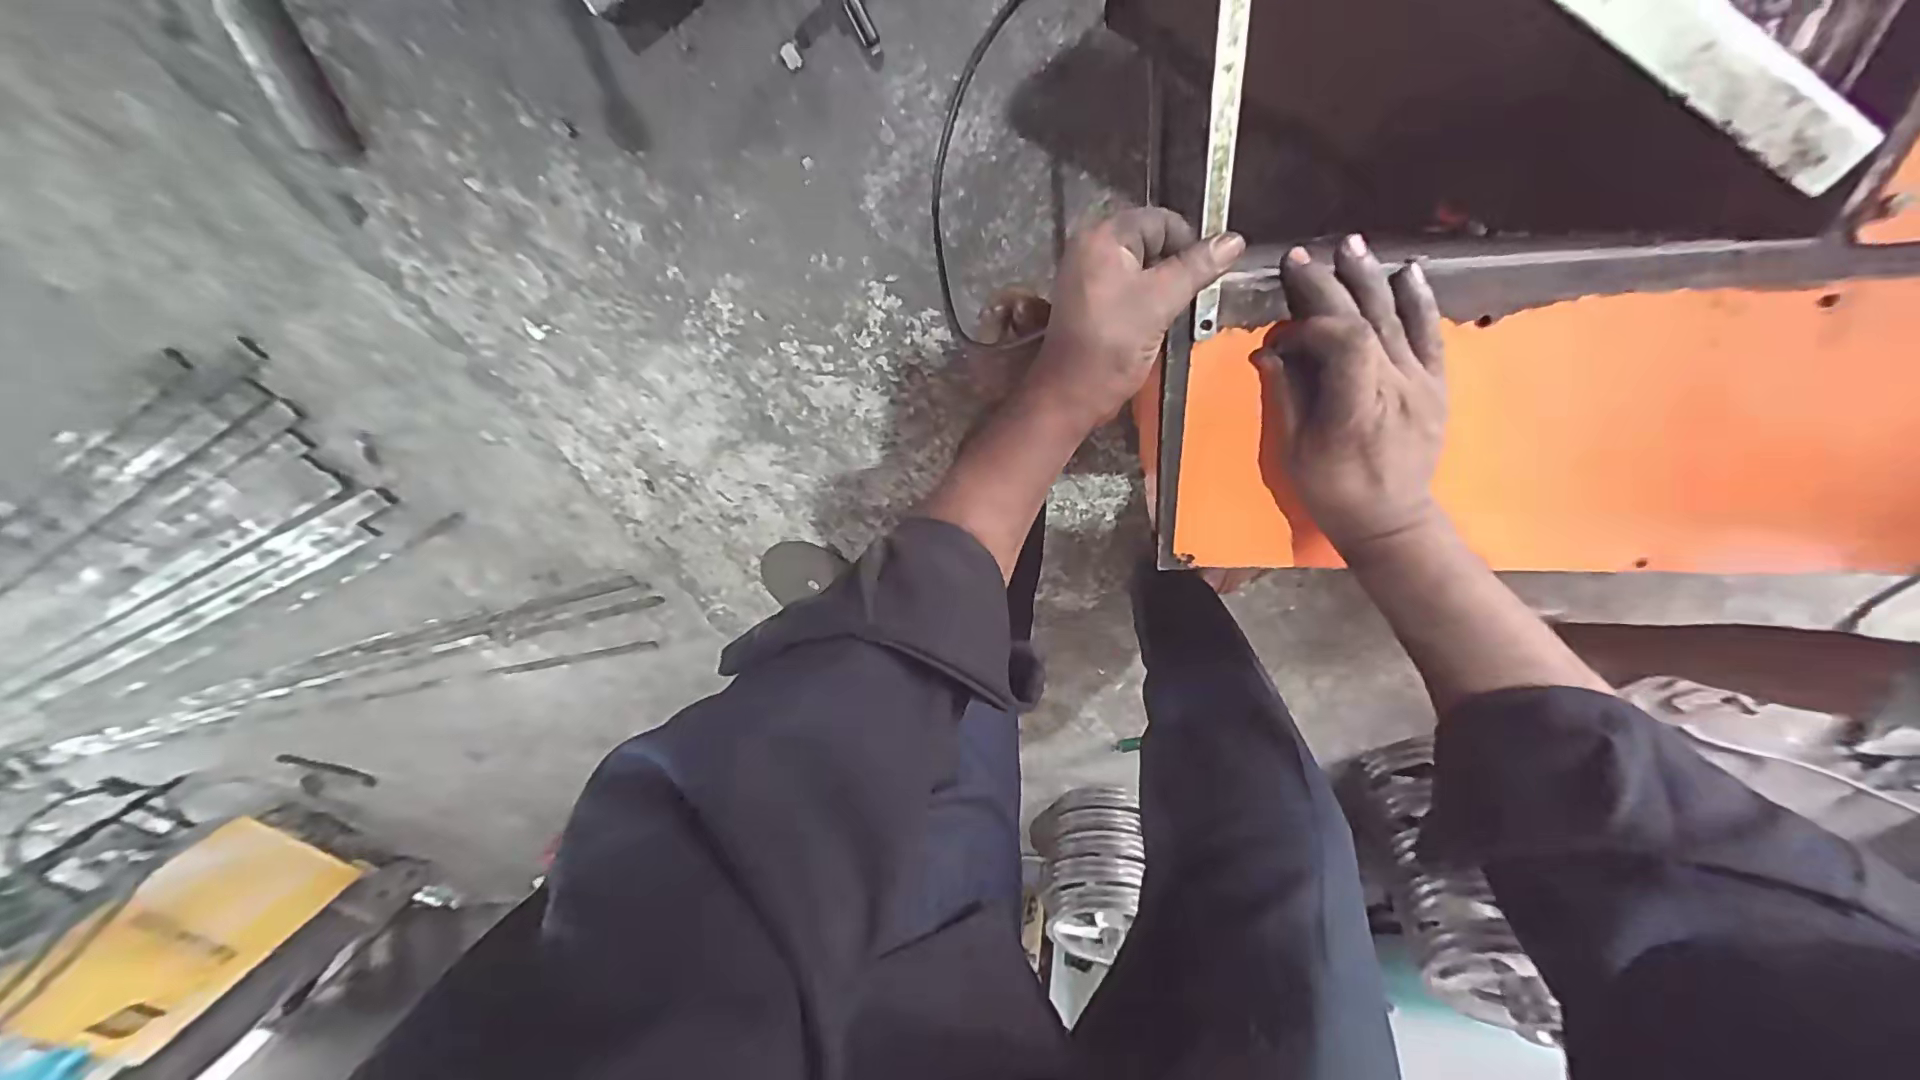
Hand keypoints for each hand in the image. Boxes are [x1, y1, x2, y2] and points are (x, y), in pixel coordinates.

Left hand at [1021, 208, 1245, 429]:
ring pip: (1139, 270)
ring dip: (1161, 288)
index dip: (1188, 243)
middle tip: (1187, 297)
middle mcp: (1088, 248)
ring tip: (1167, 313)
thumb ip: (1197, 267)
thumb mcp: (1161, 301)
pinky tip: (1150, 323)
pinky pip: (1124, 290)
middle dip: (1174, 267)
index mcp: (1102, 237)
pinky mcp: (1086, 304)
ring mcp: (1084, 277)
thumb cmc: (1112, 345)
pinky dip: (1142, 301)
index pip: (1161, 220)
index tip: (1204, 275)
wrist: (1071, 394)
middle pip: (1150, 243)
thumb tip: (1233, 240)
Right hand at [1256, 235, 1446, 554]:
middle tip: (1300, 257)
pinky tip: (1407, 272)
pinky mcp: (1437, 384)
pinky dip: (1419, 300)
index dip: (1312, 324)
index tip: (1285, 332)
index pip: (1345, 340)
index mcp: (1357, 406)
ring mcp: (1422, 382)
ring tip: (1350, 244)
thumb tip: (1269, 352)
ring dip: (1369, 278)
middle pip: (1365, 320)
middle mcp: (1396, 385)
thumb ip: (1286, 396)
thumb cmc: (1333, 491)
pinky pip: (1429, 334)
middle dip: (1328, 286)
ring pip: (1397, 318)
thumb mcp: (1295, 451)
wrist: (1391, 519)